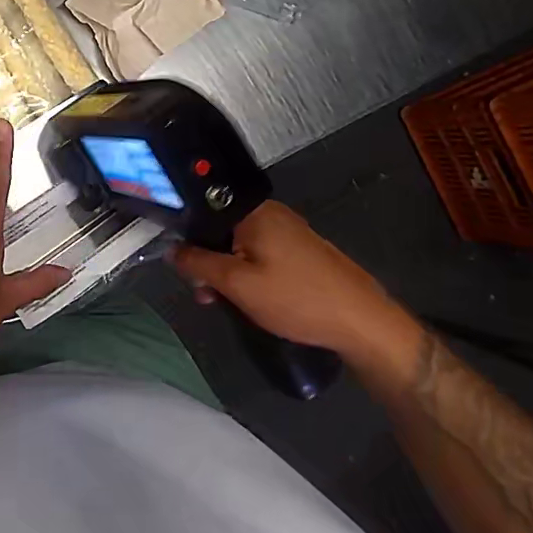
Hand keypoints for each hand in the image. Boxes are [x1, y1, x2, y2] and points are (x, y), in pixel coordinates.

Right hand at [171, 201, 400, 355]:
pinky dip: (249, 273)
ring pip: (240, 245)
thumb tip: (172, 250)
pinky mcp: (300, 249)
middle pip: (221, 230)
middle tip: (206, 296)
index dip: (187, 239)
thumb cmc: (295, 298)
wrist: (360, 321)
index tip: (183, 269)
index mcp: (253, 211)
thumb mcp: (237, 284)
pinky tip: (251, 299)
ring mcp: (288, 230)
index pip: (203, 212)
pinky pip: (260, 254)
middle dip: (208, 262)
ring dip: (228, 272)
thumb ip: (198, 264)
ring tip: (227, 303)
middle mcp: (270, 212)